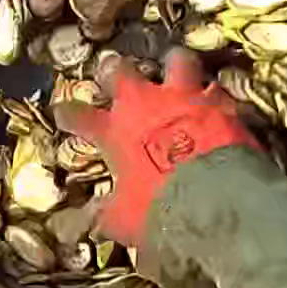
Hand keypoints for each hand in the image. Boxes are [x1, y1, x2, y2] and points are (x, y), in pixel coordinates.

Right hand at [54, 51, 259, 245]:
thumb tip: (86, 225)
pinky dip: (217, 94)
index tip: (61, 111)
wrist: (220, 199)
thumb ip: (106, 214)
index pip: (79, 116)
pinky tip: (219, 96)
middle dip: (113, 69)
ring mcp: (186, 100)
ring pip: (177, 64)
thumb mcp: (123, 218)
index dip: (68, 113)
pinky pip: (219, 90)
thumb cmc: (159, 205)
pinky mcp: (225, 106)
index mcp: (115, 131)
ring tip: (173, 62)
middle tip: (111, 66)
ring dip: (174, 65)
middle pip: (121, 74)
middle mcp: (146, 107)